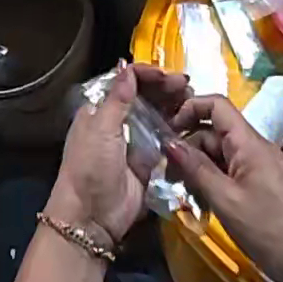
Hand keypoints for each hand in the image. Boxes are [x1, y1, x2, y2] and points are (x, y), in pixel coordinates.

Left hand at [48, 63, 191, 246]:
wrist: (91, 216)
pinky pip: (163, 139)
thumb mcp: (101, 129)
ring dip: (172, 105)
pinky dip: (176, 129)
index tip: (165, 74)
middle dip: (163, 88)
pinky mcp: (148, 160)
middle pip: (142, 96)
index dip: (144, 75)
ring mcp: (133, 140)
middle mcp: (117, 120)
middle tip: (186, 84)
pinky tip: (191, 121)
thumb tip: (126, 65)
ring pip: (155, 115)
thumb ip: (117, 98)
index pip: (124, 82)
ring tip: (192, 98)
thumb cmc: (90, 166)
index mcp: (100, 108)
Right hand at [163, 95, 282, 277]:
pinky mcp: (256, 181)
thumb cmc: (266, 229)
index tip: (169, 130)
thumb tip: (168, 142)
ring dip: (196, 165)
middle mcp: (253, 145)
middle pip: (213, 130)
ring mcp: (256, 163)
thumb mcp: (224, 199)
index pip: (216, 104)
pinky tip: (199, 198)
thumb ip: (195, 167)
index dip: (190, 108)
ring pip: (217, 151)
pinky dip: (210, 177)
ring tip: (181, 188)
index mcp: (248, 142)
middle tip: (168, 171)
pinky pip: (226, 167)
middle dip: (188, 145)